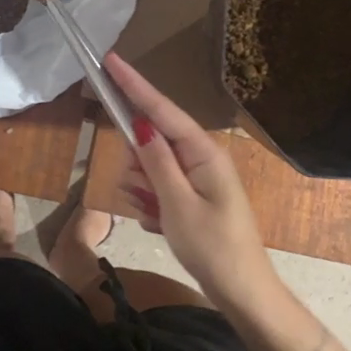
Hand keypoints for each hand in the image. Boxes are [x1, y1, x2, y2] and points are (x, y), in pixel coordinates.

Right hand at [105, 53, 273, 299]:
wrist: (241, 290)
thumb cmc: (212, 247)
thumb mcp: (177, 204)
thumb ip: (156, 162)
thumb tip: (139, 124)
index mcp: (203, 152)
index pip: (162, 109)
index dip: (134, 85)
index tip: (110, 59)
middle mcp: (200, 157)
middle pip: (151, 138)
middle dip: (137, 162)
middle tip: (144, 194)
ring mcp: (196, 178)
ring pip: (150, 165)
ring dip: (142, 188)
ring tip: (155, 215)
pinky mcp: (190, 197)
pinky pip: (156, 187)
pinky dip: (150, 204)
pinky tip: (158, 223)